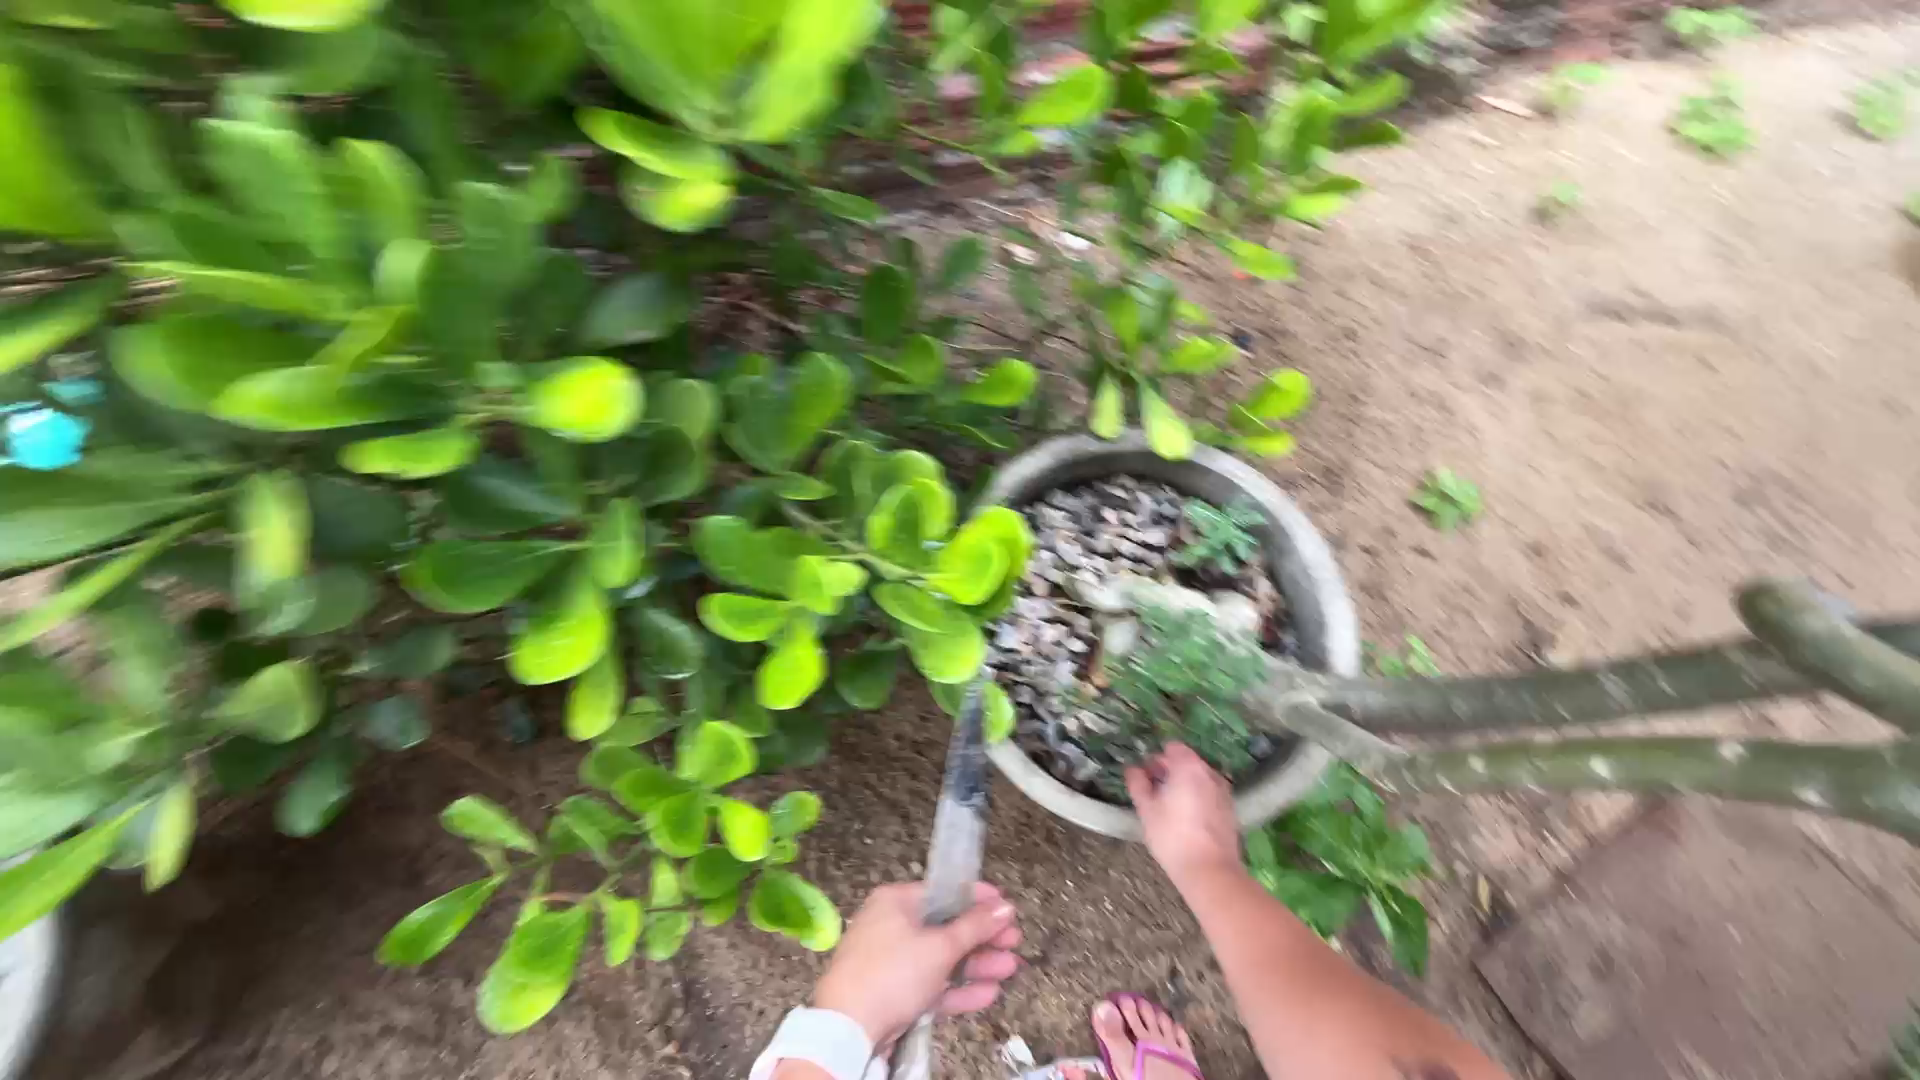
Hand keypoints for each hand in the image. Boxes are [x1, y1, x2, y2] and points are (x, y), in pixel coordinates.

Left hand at [811, 881, 1021, 1048]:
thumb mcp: (939, 947)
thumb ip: (975, 927)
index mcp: (895, 901)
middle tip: (1014, 942)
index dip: (976, 900)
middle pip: (945, 927)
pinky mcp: (893, 993)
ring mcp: (891, 961)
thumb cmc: (893, 972)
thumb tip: (1004, 907)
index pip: (943, 892)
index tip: (1005, 907)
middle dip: (982, 938)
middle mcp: (891, 925)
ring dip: (976, 965)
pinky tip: (988, 994)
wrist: (848, 1030)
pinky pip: (930, 984)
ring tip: (1010, 968)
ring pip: (941, 959)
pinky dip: (957, 989)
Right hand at [1126, 742, 1244, 888]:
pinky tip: (1187, 819)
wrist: (1209, 870)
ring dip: (1184, 785)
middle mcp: (1210, 773)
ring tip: (1170, 808)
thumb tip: (1133, 769)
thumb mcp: (1146, 809)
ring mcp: (1223, 791)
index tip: (1147, 776)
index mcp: (1188, 766)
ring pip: (1199, 778)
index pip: (1172, 747)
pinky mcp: (1230, 809)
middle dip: (1169, 771)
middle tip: (1154, 792)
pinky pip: (1209, 793)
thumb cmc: (1172, 836)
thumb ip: (1138, 783)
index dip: (1157, 759)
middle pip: (1187, 761)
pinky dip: (1198, 797)